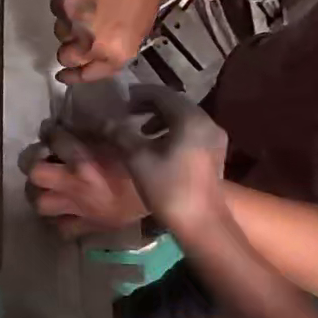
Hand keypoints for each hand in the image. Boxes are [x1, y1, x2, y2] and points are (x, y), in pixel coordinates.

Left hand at [24, 122, 146, 238]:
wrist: (161, 194)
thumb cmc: (141, 163)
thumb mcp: (118, 140)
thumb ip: (92, 133)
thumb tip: (72, 124)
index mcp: (84, 160)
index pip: (54, 138)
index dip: (50, 131)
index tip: (52, 130)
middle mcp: (74, 184)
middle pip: (35, 173)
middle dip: (33, 163)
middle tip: (41, 159)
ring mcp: (78, 208)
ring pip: (40, 203)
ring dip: (39, 193)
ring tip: (46, 186)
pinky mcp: (88, 226)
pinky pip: (62, 229)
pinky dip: (59, 220)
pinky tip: (64, 211)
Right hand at [52, 0, 174, 83]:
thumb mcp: (138, 30)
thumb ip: (114, 47)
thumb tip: (96, 51)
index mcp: (115, 54)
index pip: (87, 75)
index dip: (74, 77)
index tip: (64, 76)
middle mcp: (91, 44)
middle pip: (67, 57)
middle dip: (69, 51)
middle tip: (73, 38)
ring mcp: (73, 22)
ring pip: (60, 31)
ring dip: (68, 24)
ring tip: (85, 5)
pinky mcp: (61, 0)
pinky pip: (56, 8)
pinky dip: (65, 3)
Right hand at [109, 84, 232, 236]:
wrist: (202, 224)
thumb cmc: (168, 188)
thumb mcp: (137, 158)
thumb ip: (119, 133)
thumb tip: (101, 120)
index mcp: (190, 118)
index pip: (162, 93)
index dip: (140, 94)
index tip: (121, 102)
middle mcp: (207, 121)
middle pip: (176, 103)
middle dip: (150, 105)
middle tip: (128, 113)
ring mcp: (215, 137)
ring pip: (185, 117)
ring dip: (162, 118)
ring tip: (141, 131)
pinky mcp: (216, 152)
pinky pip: (192, 130)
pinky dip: (174, 130)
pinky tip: (160, 147)